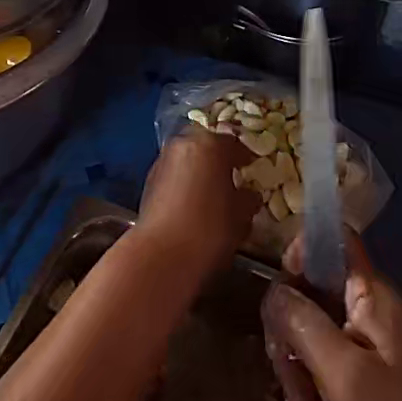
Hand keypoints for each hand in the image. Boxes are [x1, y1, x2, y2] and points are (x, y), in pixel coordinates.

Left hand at [136, 124, 258, 272]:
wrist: (161, 257)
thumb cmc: (210, 229)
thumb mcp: (241, 215)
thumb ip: (249, 198)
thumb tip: (249, 194)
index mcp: (210, 145)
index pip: (234, 143)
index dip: (246, 156)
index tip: (252, 168)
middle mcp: (184, 144)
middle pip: (207, 147)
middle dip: (219, 161)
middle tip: (232, 179)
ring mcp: (163, 161)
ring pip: (188, 160)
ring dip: (200, 172)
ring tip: (212, 196)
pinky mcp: (149, 182)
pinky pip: (175, 176)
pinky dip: (185, 184)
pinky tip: (192, 207)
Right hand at [261, 232, 401, 400]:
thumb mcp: (343, 371)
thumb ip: (304, 324)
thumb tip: (273, 290)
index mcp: (372, 295)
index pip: (336, 240)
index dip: (304, 248)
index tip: (281, 281)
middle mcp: (367, 309)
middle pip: (314, 286)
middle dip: (290, 320)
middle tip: (282, 357)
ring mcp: (363, 342)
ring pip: (311, 325)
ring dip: (294, 358)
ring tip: (298, 398)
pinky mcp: (359, 372)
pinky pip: (320, 358)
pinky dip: (307, 379)